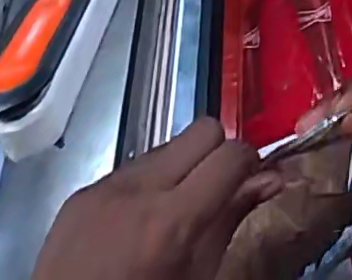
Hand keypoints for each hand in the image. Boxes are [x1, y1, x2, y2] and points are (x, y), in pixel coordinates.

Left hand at [32, 117, 282, 279]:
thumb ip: (230, 223)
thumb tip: (271, 178)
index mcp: (170, 223)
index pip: (231, 153)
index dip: (249, 162)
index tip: (251, 179)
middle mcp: (137, 191)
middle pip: (203, 128)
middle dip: (219, 151)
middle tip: (218, 186)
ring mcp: (104, 188)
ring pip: (168, 145)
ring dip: (182, 167)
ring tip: (174, 210)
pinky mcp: (80, 193)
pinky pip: (131, 168)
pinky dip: (147, 185)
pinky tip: (137, 223)